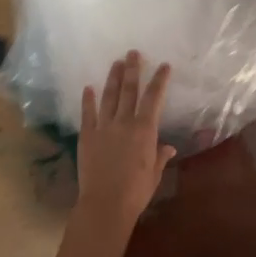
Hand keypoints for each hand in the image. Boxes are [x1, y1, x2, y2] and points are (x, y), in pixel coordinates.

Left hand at [76, 52, 176, 234]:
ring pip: (109, 97)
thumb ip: (160, 156)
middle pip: (129, 90)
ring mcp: (103, 127)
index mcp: (145, 130)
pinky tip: (88, 87)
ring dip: (112, 78)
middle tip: (132, 53)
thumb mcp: (154, 174)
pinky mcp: (87, 135)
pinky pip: (87, 113)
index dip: (159, 80)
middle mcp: (124, 122)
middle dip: (132, 70)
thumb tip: (168, 147)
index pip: (154, 98)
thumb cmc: (136, 192)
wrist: (106, 203)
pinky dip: (88, 99)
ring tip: (115, 63)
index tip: (164, 65)